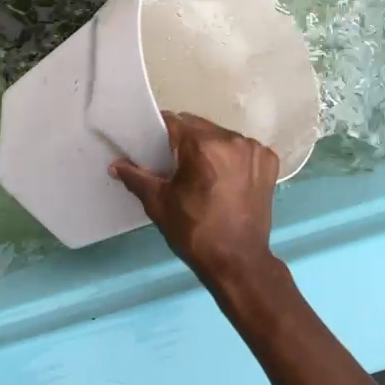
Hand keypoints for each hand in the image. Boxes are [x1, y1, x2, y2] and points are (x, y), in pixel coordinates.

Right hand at [110, 111, 282, 289]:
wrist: (238, 262)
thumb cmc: (195, 233)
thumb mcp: (159, 204)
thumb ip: (137, 178)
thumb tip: (116, 165)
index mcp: (203, 147)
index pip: (174, 122)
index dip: (159, 132)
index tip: (153, 146)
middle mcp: (232, 140)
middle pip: (199, 126)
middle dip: (184, 140)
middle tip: (175, 165)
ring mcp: (254, 150)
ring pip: (220, 135)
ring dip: (208, 147)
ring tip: (201, 173)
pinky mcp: (269, 161)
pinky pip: (241, 148)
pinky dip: (231, 157)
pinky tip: (224, 177)